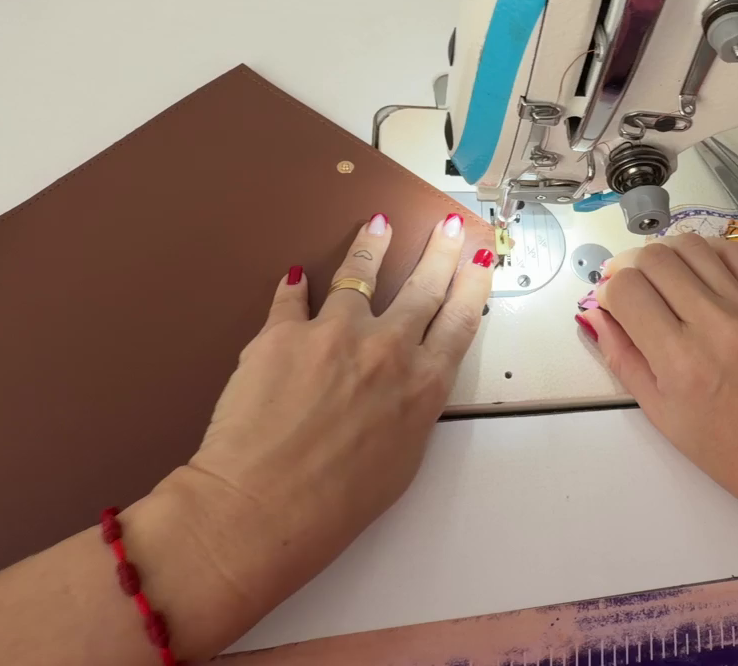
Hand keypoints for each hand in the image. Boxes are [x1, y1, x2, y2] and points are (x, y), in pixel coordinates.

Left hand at [149, 211, 494, 639]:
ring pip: (359, 274)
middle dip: (441, 249)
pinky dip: (296, 286)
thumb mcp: (403, 458)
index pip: (460, 318)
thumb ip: (413, 405)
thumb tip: (408, 378)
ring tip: (378, 223)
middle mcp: (388, 348)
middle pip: (423, 285)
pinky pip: (292, 298)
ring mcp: (334, 333)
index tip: (481, 257)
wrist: (257, 514)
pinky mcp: (282, 333)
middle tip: (449, 224)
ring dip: (373, 245)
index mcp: (423, 384)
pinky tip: (297, 275)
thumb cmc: (337, 506)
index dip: (474, 283)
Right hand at [580, 235, 737, 535]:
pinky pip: (732, 251)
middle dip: (628, 265)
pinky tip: (694, 269)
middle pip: (654, 258)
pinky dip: (704, 250)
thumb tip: (595, 312)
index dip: (607, 290)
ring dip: (663, 253)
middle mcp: (714, 323)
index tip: (609, 303)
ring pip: (690, 245)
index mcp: (680, 360)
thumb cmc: (722, 447)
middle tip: (627, 285)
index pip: (627, 289)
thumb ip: (621, 355)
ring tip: (658, 275)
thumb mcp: (658, 412)